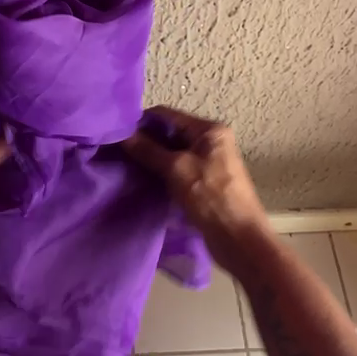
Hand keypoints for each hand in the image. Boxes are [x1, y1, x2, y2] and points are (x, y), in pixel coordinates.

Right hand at [122, 106, 271, 271]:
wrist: (240, 240)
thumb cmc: (211, 198)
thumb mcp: (177, 169)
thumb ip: (149, 150)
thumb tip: (123, 134)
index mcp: (209, 130)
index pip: (167, 115)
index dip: (142, 122)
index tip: (116, 133)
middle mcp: (210, 141)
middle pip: (169, 133)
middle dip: (145, 142)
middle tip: (117, 152)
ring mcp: (207, 163)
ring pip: (171, 154)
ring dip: (151, 160)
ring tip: (124, 166)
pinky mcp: (203, 184)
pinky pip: (176, 171)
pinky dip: (160, 174)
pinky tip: (141, 181)